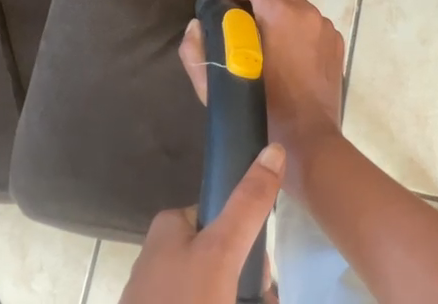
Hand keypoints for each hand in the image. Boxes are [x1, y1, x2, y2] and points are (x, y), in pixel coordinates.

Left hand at [119, 145, 285, 303]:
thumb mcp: (220, 252)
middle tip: (256, 297)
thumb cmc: (182, 302)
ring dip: (241, 296)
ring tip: (255, 303)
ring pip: (218, 288)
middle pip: (224, 258)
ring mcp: (164, 294)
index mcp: (169, 228)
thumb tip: (274, 148)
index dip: (249, 243)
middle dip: (248, 283)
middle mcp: (163, 256)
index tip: (261, 271)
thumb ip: (247, 204)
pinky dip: (224, 302)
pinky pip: (206, 300)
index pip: (224, 218)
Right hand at [178, 0, 345, 160]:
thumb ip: (197, 52)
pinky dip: (293, 26)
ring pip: (295, 1)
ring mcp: (325, 28)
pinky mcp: (335, 44)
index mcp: (282, 15)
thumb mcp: (219, 87)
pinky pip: (310, 22)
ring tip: (258, 33)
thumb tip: (196, 26)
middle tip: (235, 9)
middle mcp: (308, 13)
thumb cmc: (263, 113)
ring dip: (274, 7)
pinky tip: (282, 53)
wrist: (309, 143)